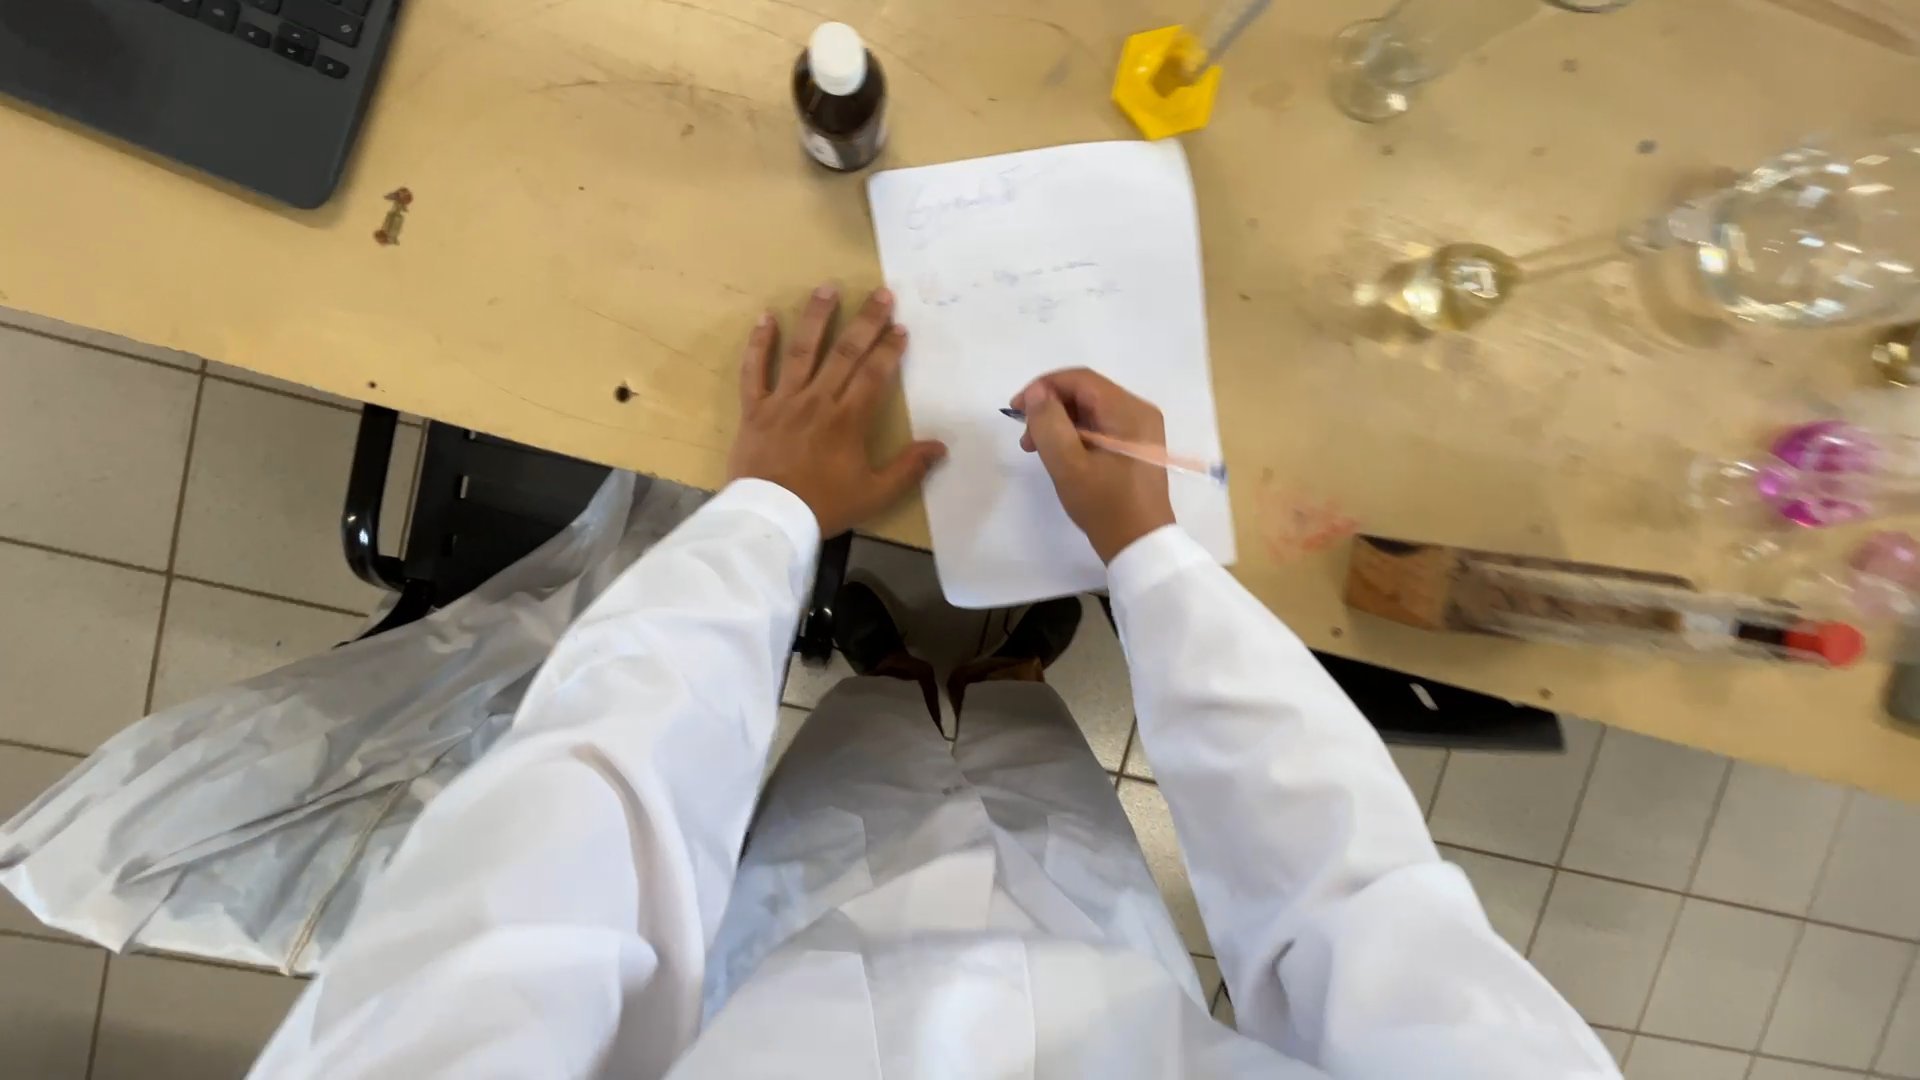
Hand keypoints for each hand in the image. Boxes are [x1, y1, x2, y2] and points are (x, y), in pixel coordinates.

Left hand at [730, 284, 946, 536]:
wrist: (770, 518)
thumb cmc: (824, 506)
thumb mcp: (875, 494)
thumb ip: (908, 468)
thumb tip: (941, 447)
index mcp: (848, 420)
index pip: (874, 374)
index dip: (889, 349)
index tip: (901, 328)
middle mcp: (818, 401)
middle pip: (845, 352)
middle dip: (866, 321)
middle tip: (881, 293)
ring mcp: (783, 401)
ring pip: (801, 350)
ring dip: (817, 317)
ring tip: (828, 288)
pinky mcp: (756, 409)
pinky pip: (755, 371)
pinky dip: (759, 343)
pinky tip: (766, 317)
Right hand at [1014, 368, 1175, 562]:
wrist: (1140, 545)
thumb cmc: (1105, 506)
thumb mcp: (1069, 465)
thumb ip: (1049, 424)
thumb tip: (1038, 394)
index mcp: (1129, 411)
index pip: (1080, 379)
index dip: (1043, 387)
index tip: (1016, 409)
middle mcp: (1139, 413)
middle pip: (1085, 393)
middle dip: (1050, 408)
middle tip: (1025, 437)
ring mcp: (1139, 431)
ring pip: (1089, 411)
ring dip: (1058, 423)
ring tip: (1035, 448)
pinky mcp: (1133, 448)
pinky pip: (1098, 428)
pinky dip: (1073, 435)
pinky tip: (1057, 455)